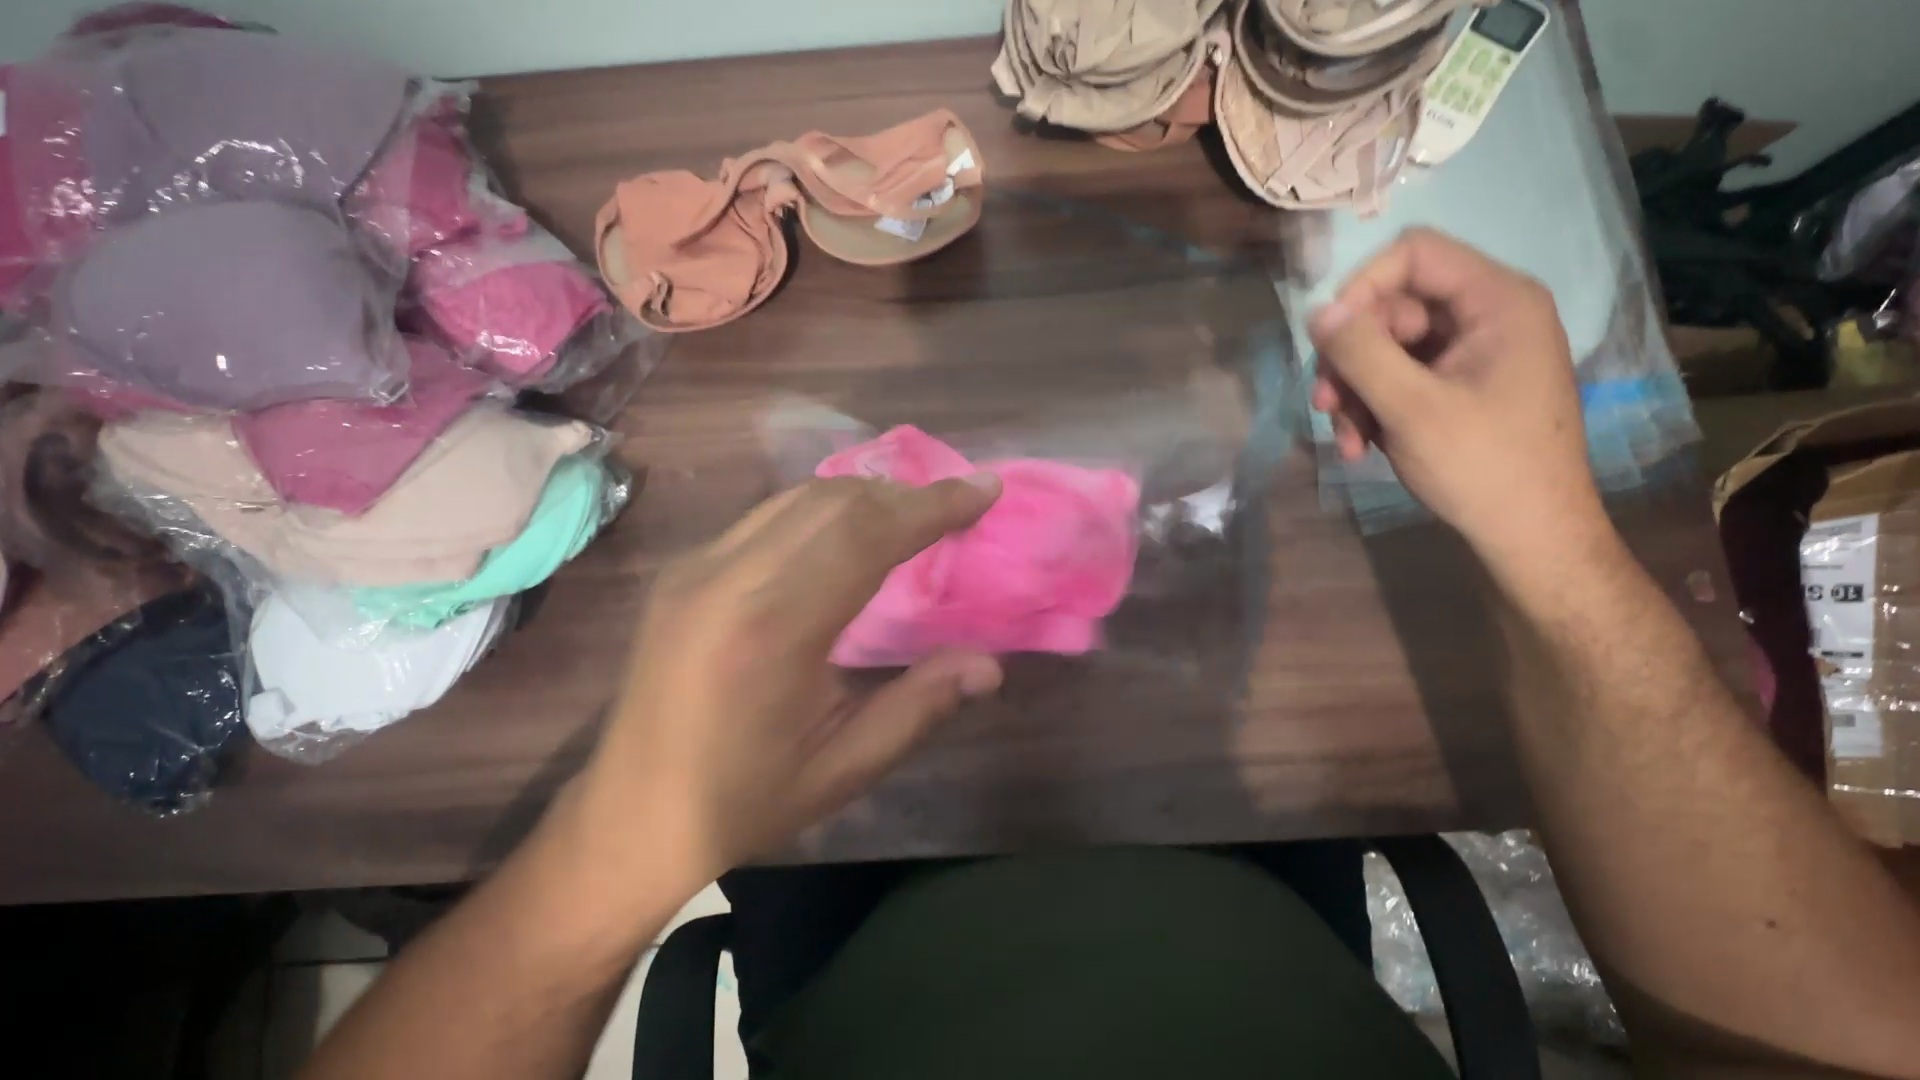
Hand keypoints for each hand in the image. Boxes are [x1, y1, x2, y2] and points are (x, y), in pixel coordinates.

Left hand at [578, 475, 1005, 884]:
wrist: (629, 815)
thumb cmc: (743, 802)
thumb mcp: (842, 770)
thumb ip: (918, 708)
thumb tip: (988, 664)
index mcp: (770, 631)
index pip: (863, 536)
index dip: (930, 507)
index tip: (984, 490)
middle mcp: (726, 580)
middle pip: (831, 502)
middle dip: (904, 494)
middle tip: (958, 503)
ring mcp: (696, 568)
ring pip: (795, 499)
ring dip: (863, 496)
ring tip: (914, 512)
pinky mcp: (683, 571)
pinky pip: (765, 518)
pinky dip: (821, 511)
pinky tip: (849, 533)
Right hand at [1308, 227, 1609, 560]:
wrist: (1532, 536)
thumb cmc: (1482, 466)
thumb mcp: (1412, 408)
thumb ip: (1361, 353)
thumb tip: (1316, 310)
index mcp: (1497, 301)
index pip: (1414, 254)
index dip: (1362, 287)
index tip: (1328, 338)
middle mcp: (1489, 317)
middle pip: (1393, 307)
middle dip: (1351, 357)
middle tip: (1325, 404)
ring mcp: (1475, 355)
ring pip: (1389, 349)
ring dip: (1356, 392)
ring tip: (1346, 439)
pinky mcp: (1462, 388)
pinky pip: (1403, 379)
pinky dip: (1375, 408)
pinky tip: (1362, 447)